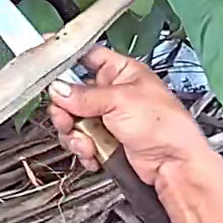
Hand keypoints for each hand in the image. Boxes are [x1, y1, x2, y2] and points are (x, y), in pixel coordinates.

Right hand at [46, 46, 216, 184]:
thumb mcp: (121, 101)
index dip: (67, 57)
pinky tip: (93, 152)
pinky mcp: (106, 141)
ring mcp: (109, 118)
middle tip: (66, 118)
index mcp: (122, 72)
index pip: (88, 56)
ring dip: (74, 133)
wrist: (176, 166)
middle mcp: (114, 93)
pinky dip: (83, 149)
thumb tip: (58, 88)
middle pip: (73, 93)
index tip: (46, 58)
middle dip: (66, 109)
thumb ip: (85, 95)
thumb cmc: (167, 126)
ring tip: (85, 141)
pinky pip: (81, 141)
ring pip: (74, 120)